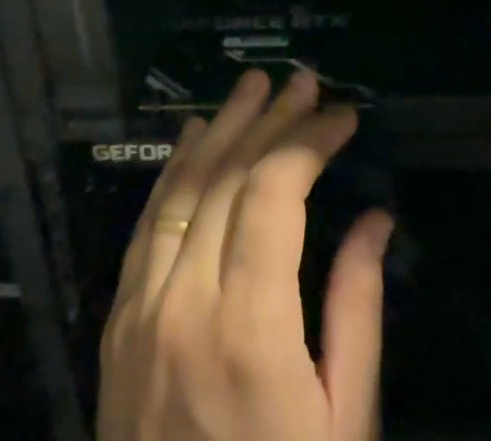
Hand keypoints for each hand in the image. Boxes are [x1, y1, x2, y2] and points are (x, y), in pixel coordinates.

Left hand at [97, 69, 393, 440]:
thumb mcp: (344, 416)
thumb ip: (356, 309)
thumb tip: (374, 220)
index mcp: (249, 328)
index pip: (274, 194)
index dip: (309, 140)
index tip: (344, 115)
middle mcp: (183, 303)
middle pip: (224, 180)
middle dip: (268, 122)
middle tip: (303, 82)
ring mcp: (139, 309)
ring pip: (177, 192)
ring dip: (216, 133)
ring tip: (249, 90)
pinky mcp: (117, 322)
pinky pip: (145, 228)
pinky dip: (172, 176)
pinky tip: (192, 144)